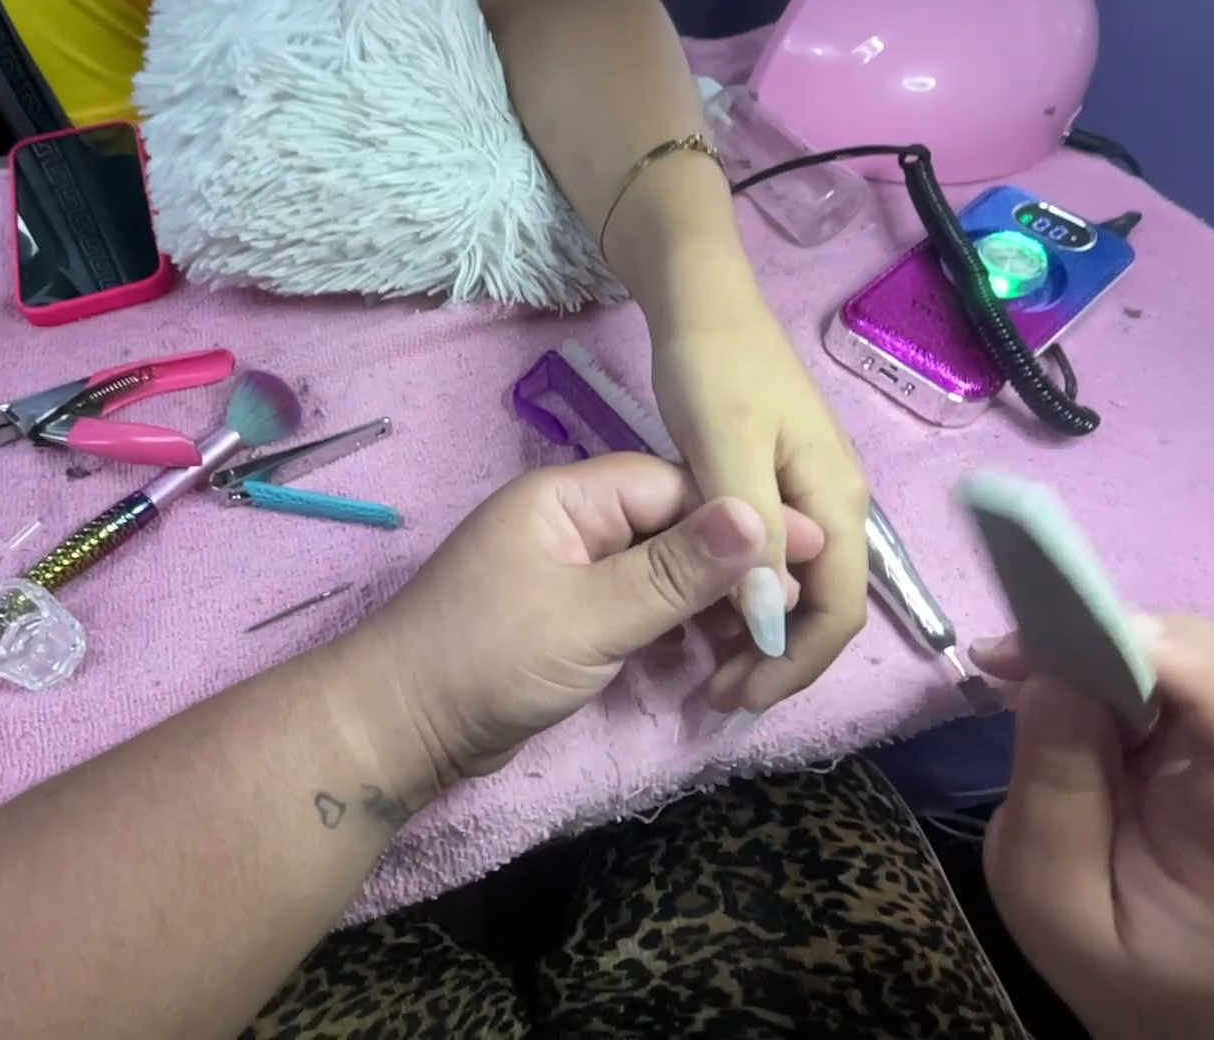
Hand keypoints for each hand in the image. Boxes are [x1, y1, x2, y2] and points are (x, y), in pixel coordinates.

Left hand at [357, 454, 823, 784]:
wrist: (406, 726)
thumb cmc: (489, 658)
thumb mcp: (590, 613)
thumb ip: (676, 570)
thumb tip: (761, 515)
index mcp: (568, 497)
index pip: (675, 488)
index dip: (741, 521)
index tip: (808, 556)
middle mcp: (572, 524)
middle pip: (671, 530)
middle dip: (726, 573)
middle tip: (784, 617)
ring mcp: (569, 571)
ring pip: (658, 575)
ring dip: (702, 610)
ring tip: (750, 647)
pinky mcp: (569, 617)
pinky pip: (635, 611)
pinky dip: (669, 633)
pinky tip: (705, 662)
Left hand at [650, 281, 869, 713]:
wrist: (699, 306)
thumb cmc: (712, 371)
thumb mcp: (726, 448)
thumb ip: (750, 528)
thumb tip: (773, 617)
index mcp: (833, 499)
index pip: (837, 605)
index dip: (795, 659)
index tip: (742, 696)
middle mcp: (825, 505)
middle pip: (814, 603)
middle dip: (774, 655)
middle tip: (717, 693)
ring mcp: (790, 498)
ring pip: (782, 586)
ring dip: (749, 631)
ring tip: (702, 668)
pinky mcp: (756, 492)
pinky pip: (753, 561)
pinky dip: (729, 596)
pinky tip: (691, 614)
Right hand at [973, 617, 1213, 1039]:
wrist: (1186, 1003)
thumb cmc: (1114, 962)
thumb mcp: (1051, 891)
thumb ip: (1054, 787)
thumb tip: (1048, 676)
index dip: (1184, 668)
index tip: (1072, 640)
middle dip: (1130, 640)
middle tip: (1018, 653)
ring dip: (1116, 639)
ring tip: (1024, 660)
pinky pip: (1192, 672)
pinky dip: (1117, 653)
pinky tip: (1055, 670)